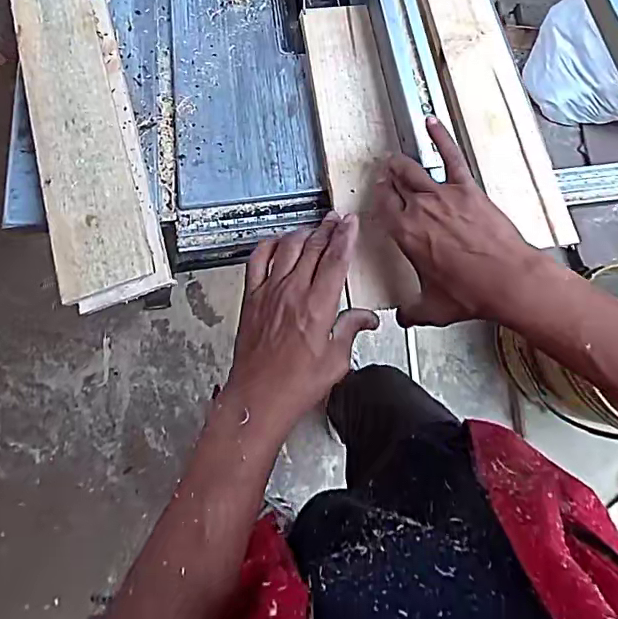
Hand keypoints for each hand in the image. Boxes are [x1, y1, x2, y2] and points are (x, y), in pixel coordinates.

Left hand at [220, 214, 378, 438]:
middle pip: (314, 246)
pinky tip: (277, 242)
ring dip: (304, 232)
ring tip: (314, 227)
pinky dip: (269, 245)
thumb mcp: (335, 362)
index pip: (336, 258)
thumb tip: (366, 318)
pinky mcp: (252, 298)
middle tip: (337, 219)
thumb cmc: (293, 386)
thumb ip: (350, 331)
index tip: (351, 223)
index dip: (346, 235)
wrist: (258, 399)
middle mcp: (293, 293)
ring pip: (288, 247)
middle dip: (328, 228)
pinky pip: (257, 259)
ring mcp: (269, 292)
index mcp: (317, 307)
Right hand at [369, 117, 564, 327]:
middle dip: (387, 178)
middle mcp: (420, 210)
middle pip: (395, 184)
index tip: (379, 194)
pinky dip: (440, 137)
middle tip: (385, 174)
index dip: (380, 198)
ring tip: (395, 158)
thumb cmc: (473, 291)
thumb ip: (412, 311)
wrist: (508, 280)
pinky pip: (450, 156)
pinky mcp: (467, 188)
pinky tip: (432, 123)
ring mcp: (443, 196)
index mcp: (407, 234)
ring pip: (413, 169)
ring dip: (401, 162)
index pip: (384, 207)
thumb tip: (404, 318)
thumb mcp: (434, 308)